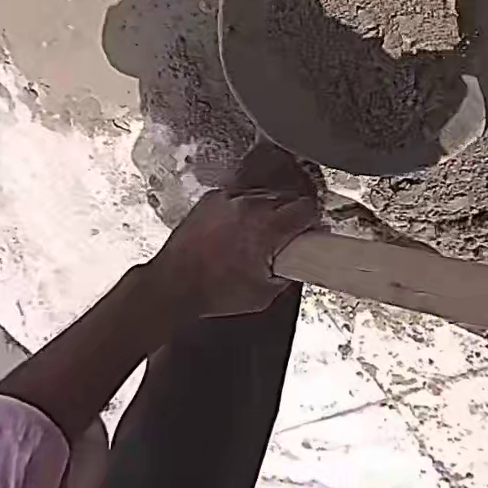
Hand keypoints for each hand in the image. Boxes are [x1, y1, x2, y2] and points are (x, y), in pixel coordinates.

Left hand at [144, 187, 319, 317]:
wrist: (174, 285)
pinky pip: (240, 196)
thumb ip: (289, 271)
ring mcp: (229, 198)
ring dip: (268, 211)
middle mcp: (249, 205)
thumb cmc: (215, 291)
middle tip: (286, 238)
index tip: (311, 230)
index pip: (306, 208)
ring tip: (258, 236)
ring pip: (264, 194)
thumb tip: (300, 259)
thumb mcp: (265, 293)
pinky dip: (244, 209)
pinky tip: (238, 230)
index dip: (312, 220)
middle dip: (291, 216)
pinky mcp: (213, 198)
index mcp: (267, 227)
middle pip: (287, 197)